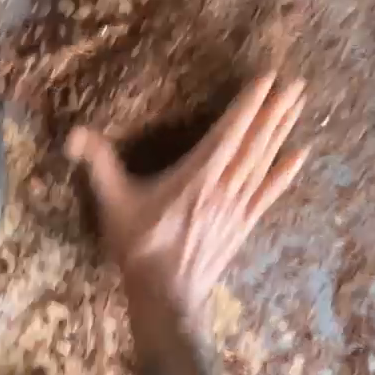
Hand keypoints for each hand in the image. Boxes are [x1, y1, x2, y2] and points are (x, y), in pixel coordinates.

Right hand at [66, 75, 309, 316]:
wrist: (166, 296)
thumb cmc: (139, 245)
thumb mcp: (113, 201)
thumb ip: (98, 163)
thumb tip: (74, 133)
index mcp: (196, 176)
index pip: (227, 133)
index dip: (247, 105)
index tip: (267, 79)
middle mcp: (224, 186)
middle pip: (254, 143)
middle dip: (274, 111)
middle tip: (296, 84)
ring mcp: (237, 206)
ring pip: (264, 162)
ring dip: (281, 131)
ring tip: (297, 104)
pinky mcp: (243, 224)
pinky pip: (268, 192)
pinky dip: (284, 172)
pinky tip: (299, 154)